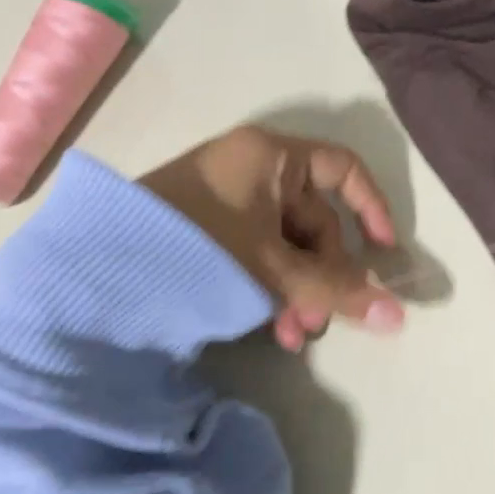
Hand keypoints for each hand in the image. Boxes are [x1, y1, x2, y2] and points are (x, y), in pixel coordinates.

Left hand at [138, 127, 403, 350]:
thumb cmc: (201, 253)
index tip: (384, 253)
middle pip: (316, 220)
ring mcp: (227, 202)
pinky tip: (273, 328)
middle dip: (325, 274)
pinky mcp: (206, 233)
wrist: (95, 279)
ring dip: (301, 291)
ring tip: (295, 335)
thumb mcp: (275, 272)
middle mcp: (252, 171)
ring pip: (289, 247)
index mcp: (271, 158)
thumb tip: (399, 317)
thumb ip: (338, 292)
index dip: (372, 208)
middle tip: (322, 319)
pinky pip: (260, 257)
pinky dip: (272, 289)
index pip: (344, 169)